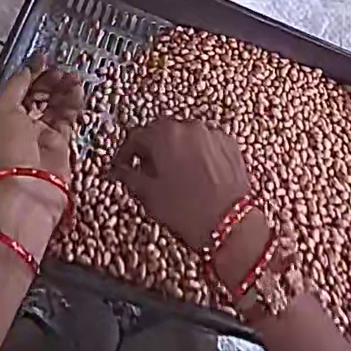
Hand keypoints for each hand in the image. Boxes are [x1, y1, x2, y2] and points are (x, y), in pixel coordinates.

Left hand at [0, 56, 82, 197]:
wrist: (25, 193)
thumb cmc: (5, 154)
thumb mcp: (2, 109)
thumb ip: (16, 85)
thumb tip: (26, 68)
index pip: (17, 88)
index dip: (31, 73)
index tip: (44, 59)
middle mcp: (17, 127)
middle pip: (37, 96)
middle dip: (49, 80)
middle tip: (61, 68)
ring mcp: (39, 137)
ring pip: (54, 105)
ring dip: (63, 88)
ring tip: (73, 76)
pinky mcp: (59, 146)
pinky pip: (68, 119)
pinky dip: (73, 103)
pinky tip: (77, 91)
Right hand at [112, 118, 253, 249]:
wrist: (230, 223)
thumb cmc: (190, 210)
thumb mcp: (150, 195)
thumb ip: (130, 177)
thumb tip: (120, 171)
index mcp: (164, 135)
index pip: (136, 136)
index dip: (126, 153)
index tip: (123, 164)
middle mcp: (188, 127)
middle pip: (162, 132)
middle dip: (152, 150)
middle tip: (146, 172)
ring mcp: (211, 134)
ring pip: (185, 137)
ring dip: (176, 151)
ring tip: (174, 177)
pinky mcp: (229, 144)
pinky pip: (206, 143)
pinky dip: (198, 154)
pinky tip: (196, 176)